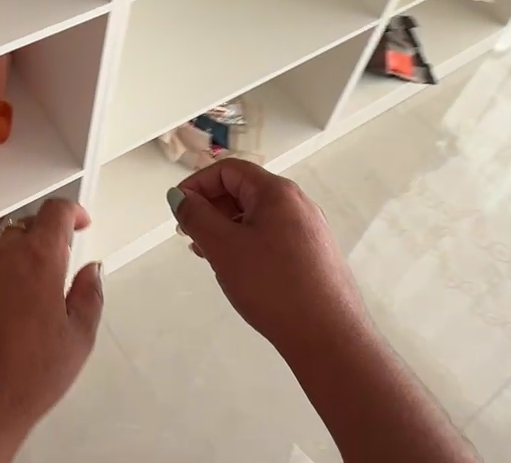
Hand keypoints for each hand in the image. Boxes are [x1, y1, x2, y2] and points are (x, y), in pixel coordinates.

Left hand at [0, 199, 103, 446]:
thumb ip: (90, 294)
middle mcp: (1, 252)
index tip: (78, 222)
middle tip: (53, 272)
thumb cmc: (26, 376)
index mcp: (39, 258)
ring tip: (21, 296)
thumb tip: (92, 270)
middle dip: (43, 240)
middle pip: (26, 226)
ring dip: (13, 257)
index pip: (56, 212)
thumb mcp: (78, 339)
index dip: (72, 212)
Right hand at [171, 158, 367, 359]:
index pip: (228, 170)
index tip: (178, 210)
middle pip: (244, 190)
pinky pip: (273, 237)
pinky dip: (249, 244)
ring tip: (211, 257)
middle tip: (191, 237)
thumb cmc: (272, 286)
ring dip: (227, 229)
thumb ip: (195, 215)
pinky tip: (240, 272)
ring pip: (257, 216)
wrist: (331, 339)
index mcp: (277, 191)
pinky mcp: (315, 256)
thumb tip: (180, 196)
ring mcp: (310, 230)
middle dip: (211, 208)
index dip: (197, 184)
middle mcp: (298, 203)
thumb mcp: (223, 247)